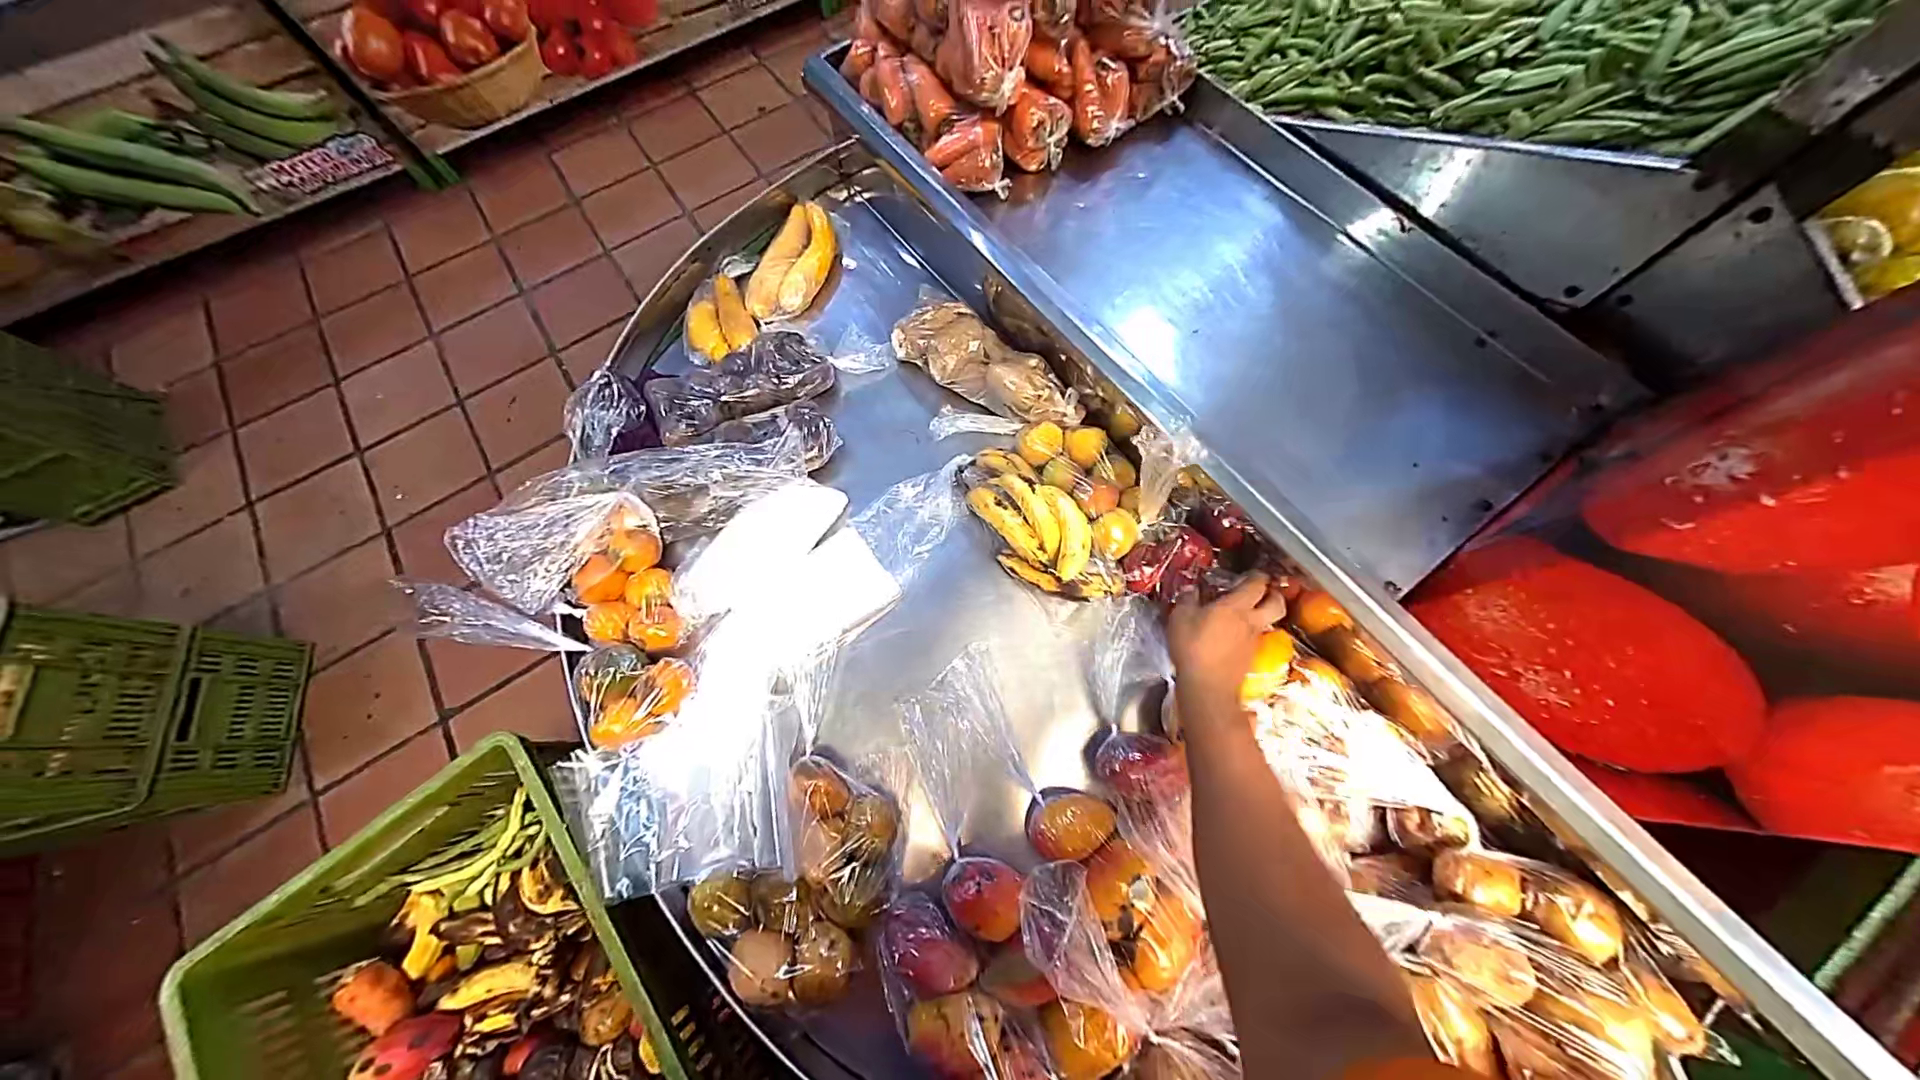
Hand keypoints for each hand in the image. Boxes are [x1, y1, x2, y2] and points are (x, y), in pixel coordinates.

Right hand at [1166, 572, 1288, 705]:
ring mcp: (1253, 642)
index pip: (1256, 584)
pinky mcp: (1249, 658)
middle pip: (1276, 603)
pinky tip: (1233, 635)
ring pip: (1268, 622)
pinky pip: (1255, 639)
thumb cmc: (1194, 648)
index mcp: (1236, 606)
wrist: (1208, 686)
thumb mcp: (1180, 618)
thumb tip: (1191, 590)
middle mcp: (1251, 622)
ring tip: (1246, 613)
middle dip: (1273, 594)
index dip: (1257, 576)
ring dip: (1262, 614)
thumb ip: (1187, 600)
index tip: (1252, 573)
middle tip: (1262, 591)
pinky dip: (1249, 633)